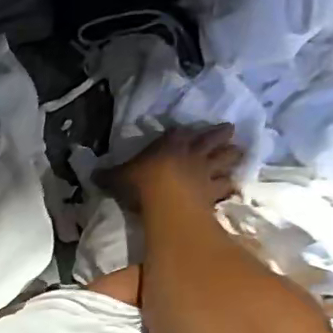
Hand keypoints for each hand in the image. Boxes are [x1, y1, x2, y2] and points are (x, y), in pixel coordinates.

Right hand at [109, 124, 243, 210]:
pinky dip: (230, 186)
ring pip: (224, 160)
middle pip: (210, 140)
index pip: (179, 133)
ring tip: (240, 152)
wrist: (167, 203)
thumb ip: (108, 175)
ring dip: (232, 156)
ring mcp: (206, 173)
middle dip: (220, 134)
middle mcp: (192, 154)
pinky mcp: (214, 193)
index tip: (188, 130)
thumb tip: (92, 174)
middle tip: (230, 129)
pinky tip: (234, 187)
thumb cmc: (141, 184)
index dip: (184, 132)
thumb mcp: (118, 178)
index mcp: (169, 145)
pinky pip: (226, 187)